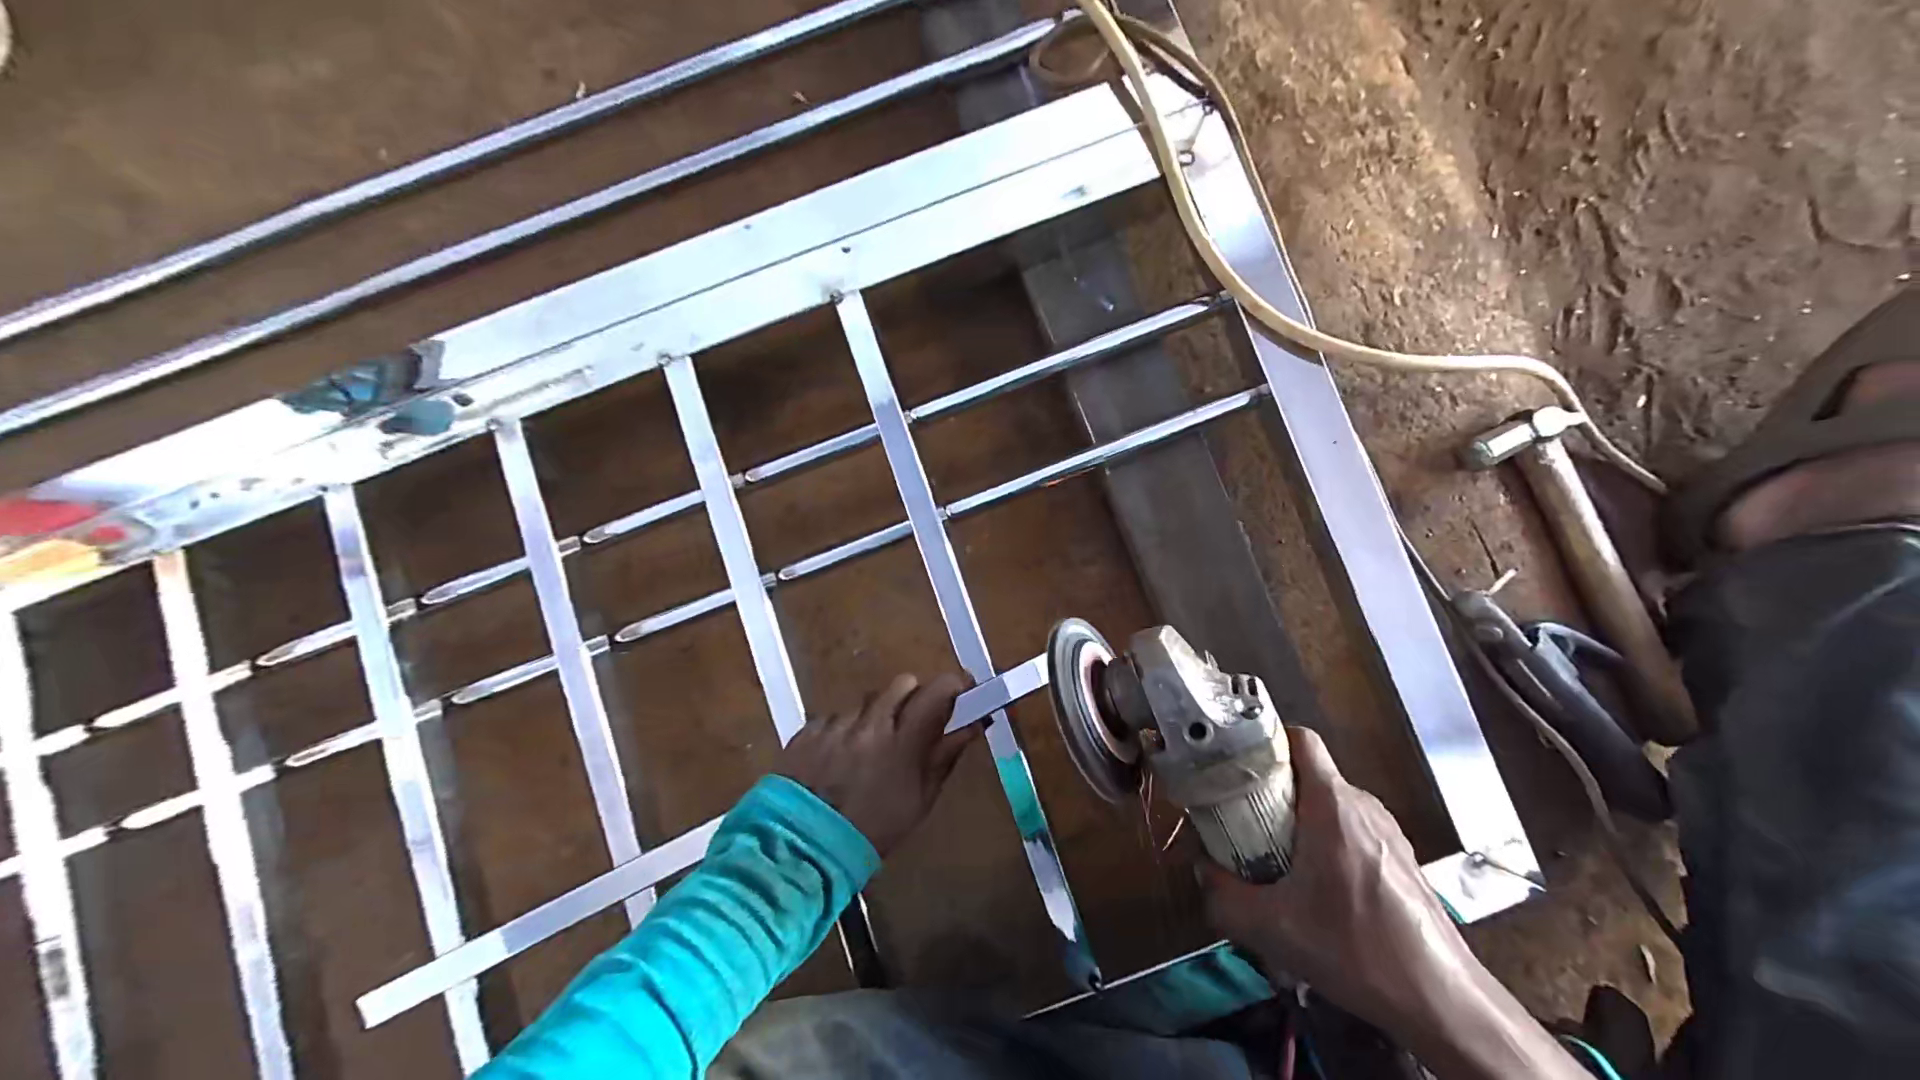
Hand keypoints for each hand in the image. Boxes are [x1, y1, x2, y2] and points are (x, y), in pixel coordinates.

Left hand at [776, 673, 978, 856]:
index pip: (938, 691)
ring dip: (874, 717)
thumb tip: (971, 726)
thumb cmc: (873, 831)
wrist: (803, 849)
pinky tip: (836, 760)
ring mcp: (837, 723)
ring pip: (866, 702)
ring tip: (867, 751)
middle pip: (902, 684)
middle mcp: (871, 723)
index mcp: (904, 742)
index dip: (953, 686)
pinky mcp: (809, 729)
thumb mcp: (920, 800)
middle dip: (912, 697)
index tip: (960, 691)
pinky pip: (834, 717)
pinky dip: (842, 731)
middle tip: (910, 724)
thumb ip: (945, 756)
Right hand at [1201, 727, 1587, 1079]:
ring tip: (1273, 853)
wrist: (1443, 1002)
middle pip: (1308, 773)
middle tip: (1241, 817)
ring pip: (1329, 802)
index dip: (1265, 738)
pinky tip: (1316, 885)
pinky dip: (1325, 839)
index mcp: (1332, 805)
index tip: (1235, 760)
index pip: (1300, 739)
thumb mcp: (1271, 927)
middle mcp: (1363, 806)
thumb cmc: (1355, 949)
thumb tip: (1201, 869)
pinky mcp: (1401, 857)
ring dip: (1298, 817)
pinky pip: (1351, 827)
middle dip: (1270, 788)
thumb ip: (1222, 895)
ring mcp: (1388, 830)